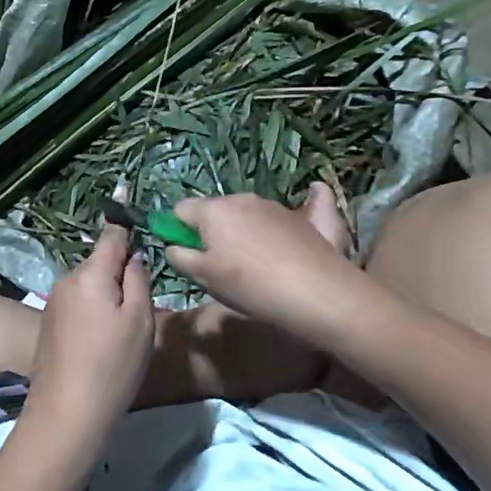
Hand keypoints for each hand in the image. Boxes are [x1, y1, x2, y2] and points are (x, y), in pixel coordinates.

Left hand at [29, 224, 155, 432]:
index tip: (125, 193)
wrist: (67, 410)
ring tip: (124, 327)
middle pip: (99, 262)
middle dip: (119, 269)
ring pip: (89, 284)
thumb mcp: (139, 320)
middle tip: (143, 299)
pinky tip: (102, 339)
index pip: (110, 235)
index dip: (121, 217)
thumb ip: (138, 280)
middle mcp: (67, 280)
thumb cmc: (113, 364)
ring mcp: (54, 302)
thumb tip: (133, 257)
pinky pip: (78, 302)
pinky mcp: (49, 322)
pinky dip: (93, 309)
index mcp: (91, 274)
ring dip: (106, 292)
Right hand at [165, 191, 367, 338]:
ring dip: (240, 232)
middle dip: (211, 230)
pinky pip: (273, 218)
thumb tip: (174, 246)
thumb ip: (179, 256)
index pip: (180, 209)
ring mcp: (272, 205)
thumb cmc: (249, 285)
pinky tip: (282, 246)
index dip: (178, 229)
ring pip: (243, 214)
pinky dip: (269, 230)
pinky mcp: (298, 217)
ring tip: (252, 265)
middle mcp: (240, 199)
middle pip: (214, 210)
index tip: (188, 252)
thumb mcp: (203, 277)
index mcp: (212, 210)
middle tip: (219, 263)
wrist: (316, 291)